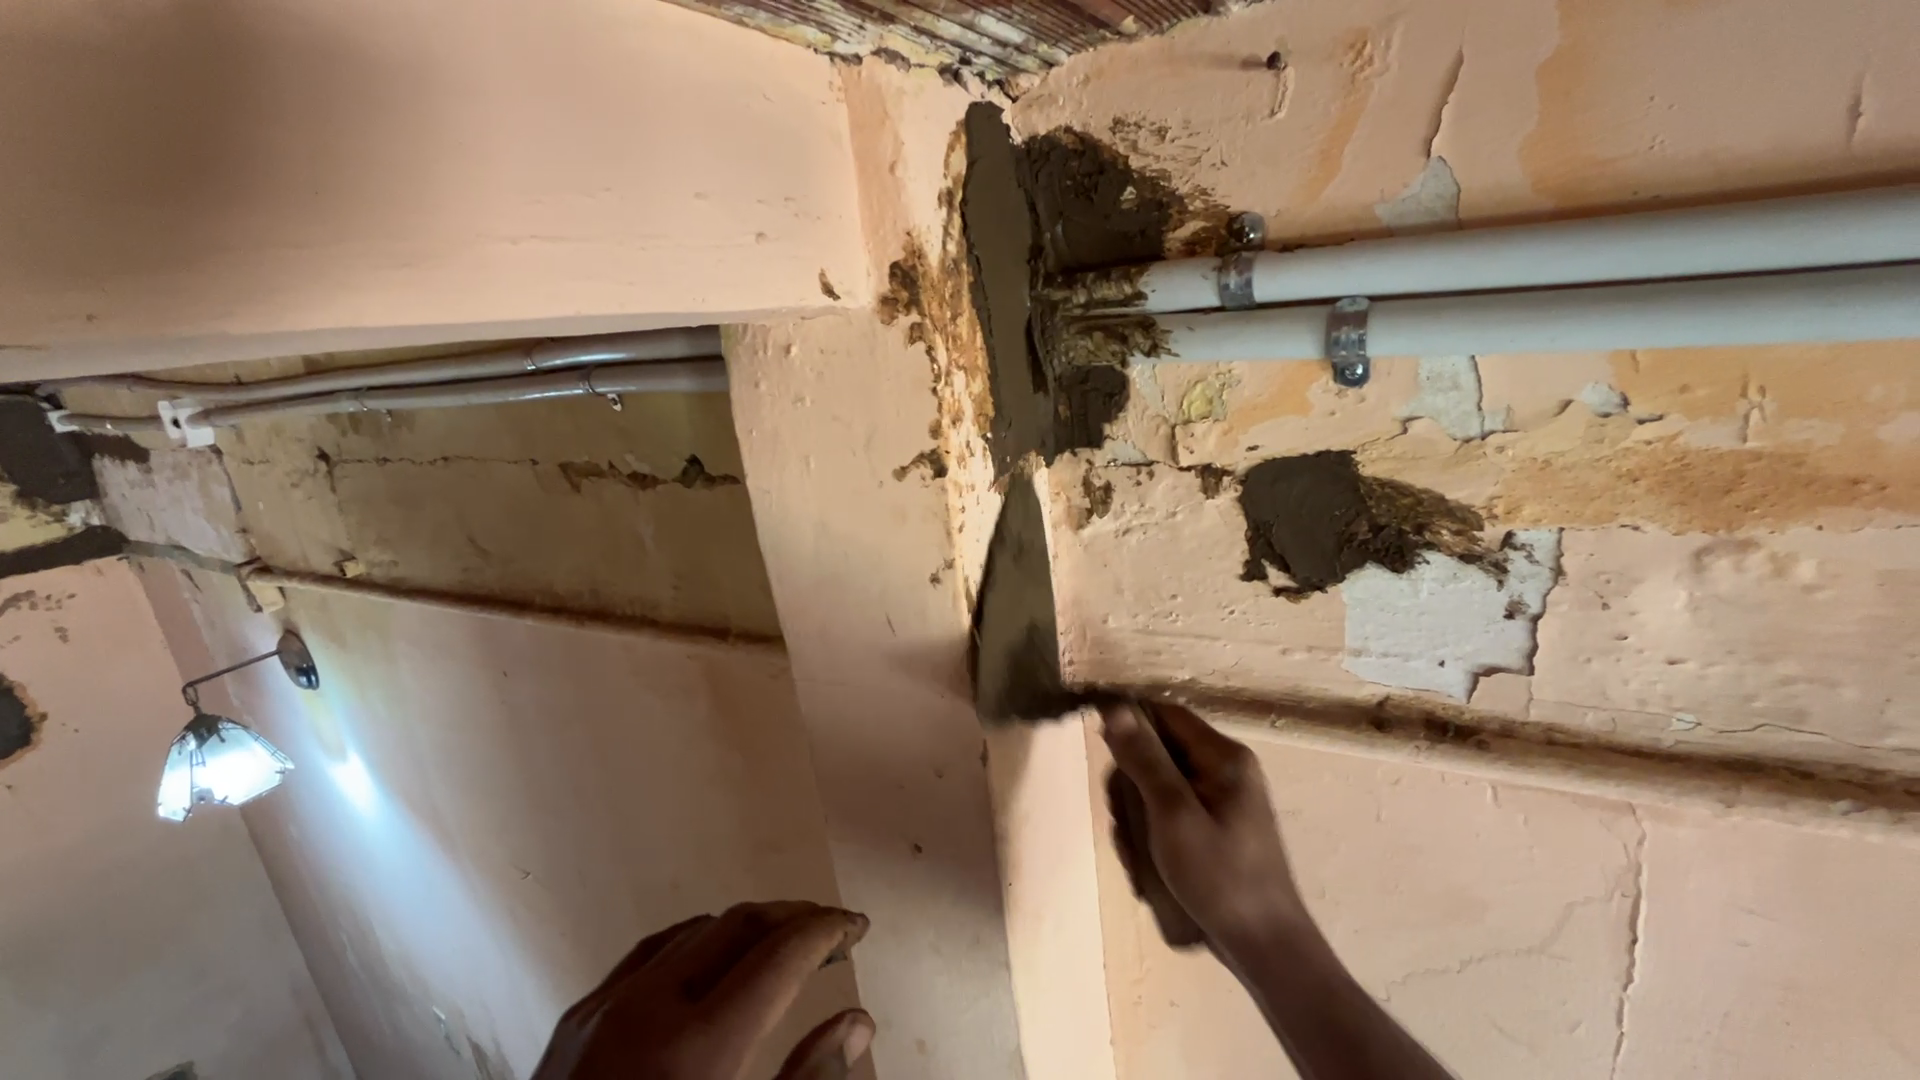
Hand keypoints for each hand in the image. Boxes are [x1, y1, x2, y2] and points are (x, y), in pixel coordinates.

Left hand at [532, 901, 874, 1079]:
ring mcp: (605, 1007)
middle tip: (833, 929)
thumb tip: (858, 1021)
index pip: (781, 954)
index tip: (858, 926)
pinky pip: (650, 952)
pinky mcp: (574, 1019)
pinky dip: (697, 941)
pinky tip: (712, 958)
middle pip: (741, 924)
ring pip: (695, 930)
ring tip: (783, 944)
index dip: (828, 929)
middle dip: (795, 916)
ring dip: (748, 927)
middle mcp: (650, 1008)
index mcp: (698, 1047)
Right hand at [1101, 702, 1308, 955]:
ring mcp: (1221, 800)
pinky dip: (1154, 834)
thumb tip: (1114, 706)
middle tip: (1124, 823)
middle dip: (1132, 785)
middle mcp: (1225, 769)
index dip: (1129, 724)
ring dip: (1138, 816)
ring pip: (1159, 786)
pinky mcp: (1215, 828)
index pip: (1164, 714)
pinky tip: (1150, 866)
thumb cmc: (1219, 877)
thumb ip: (1144, 759)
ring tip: (1138, 855)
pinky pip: (1171, 812)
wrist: (1265, 947)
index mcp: (1223, 756)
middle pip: (1158, 752)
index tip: (1101, 753)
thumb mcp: (1172, 814)